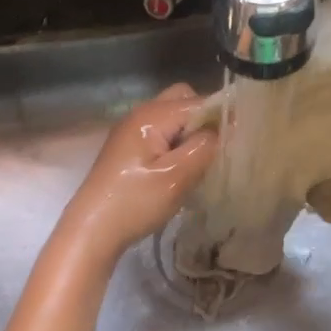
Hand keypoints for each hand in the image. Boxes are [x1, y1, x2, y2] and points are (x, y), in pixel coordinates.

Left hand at [59, 83, 217, 260]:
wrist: (92, 230)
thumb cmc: (135, 203)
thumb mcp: (176, 177)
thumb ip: (204, 148)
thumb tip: (226, 128)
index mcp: (152, 116)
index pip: (198, 101)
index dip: (221, 117)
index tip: (238, 142)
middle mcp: (140, 114)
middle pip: (183, 101)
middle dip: (204, 120)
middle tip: (214, 152)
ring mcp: (131, 132)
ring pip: (172, 120)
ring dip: (190, 136)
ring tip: (199, 165)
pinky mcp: (128, 150)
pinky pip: (160, 135)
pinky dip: (176, 146)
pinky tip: (180, 172)